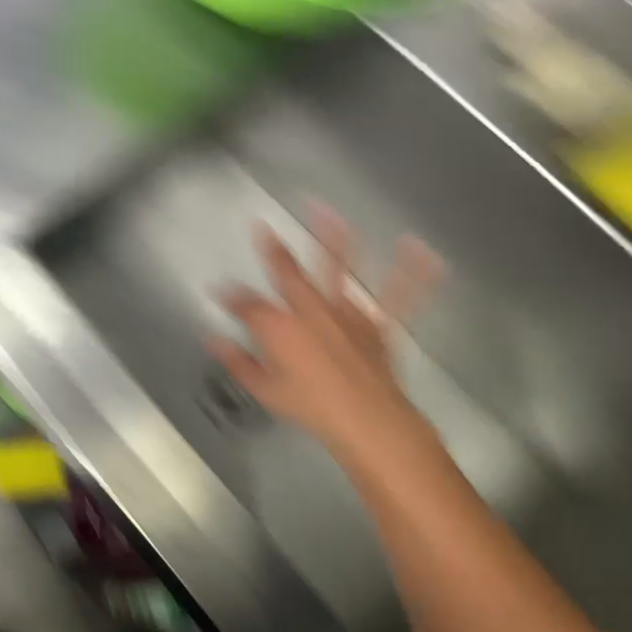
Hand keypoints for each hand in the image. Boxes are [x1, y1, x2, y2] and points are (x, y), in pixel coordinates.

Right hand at [206, 208, 444, 457]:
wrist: (368, 421)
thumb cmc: (309, 406)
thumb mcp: (262, 388)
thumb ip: (236, 360)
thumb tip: (212, 338)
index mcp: (278, 326)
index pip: (246, 303)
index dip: (230, 296)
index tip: (219, 291)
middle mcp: (311, 311)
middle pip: (288, 274)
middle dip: (273, 250)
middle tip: (262, 225)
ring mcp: (347, 314)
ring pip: (339, 270)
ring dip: (334, 240)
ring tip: (327, 209)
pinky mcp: (379, 325)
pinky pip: (399, 297)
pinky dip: (413, 273)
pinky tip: (419, 246)